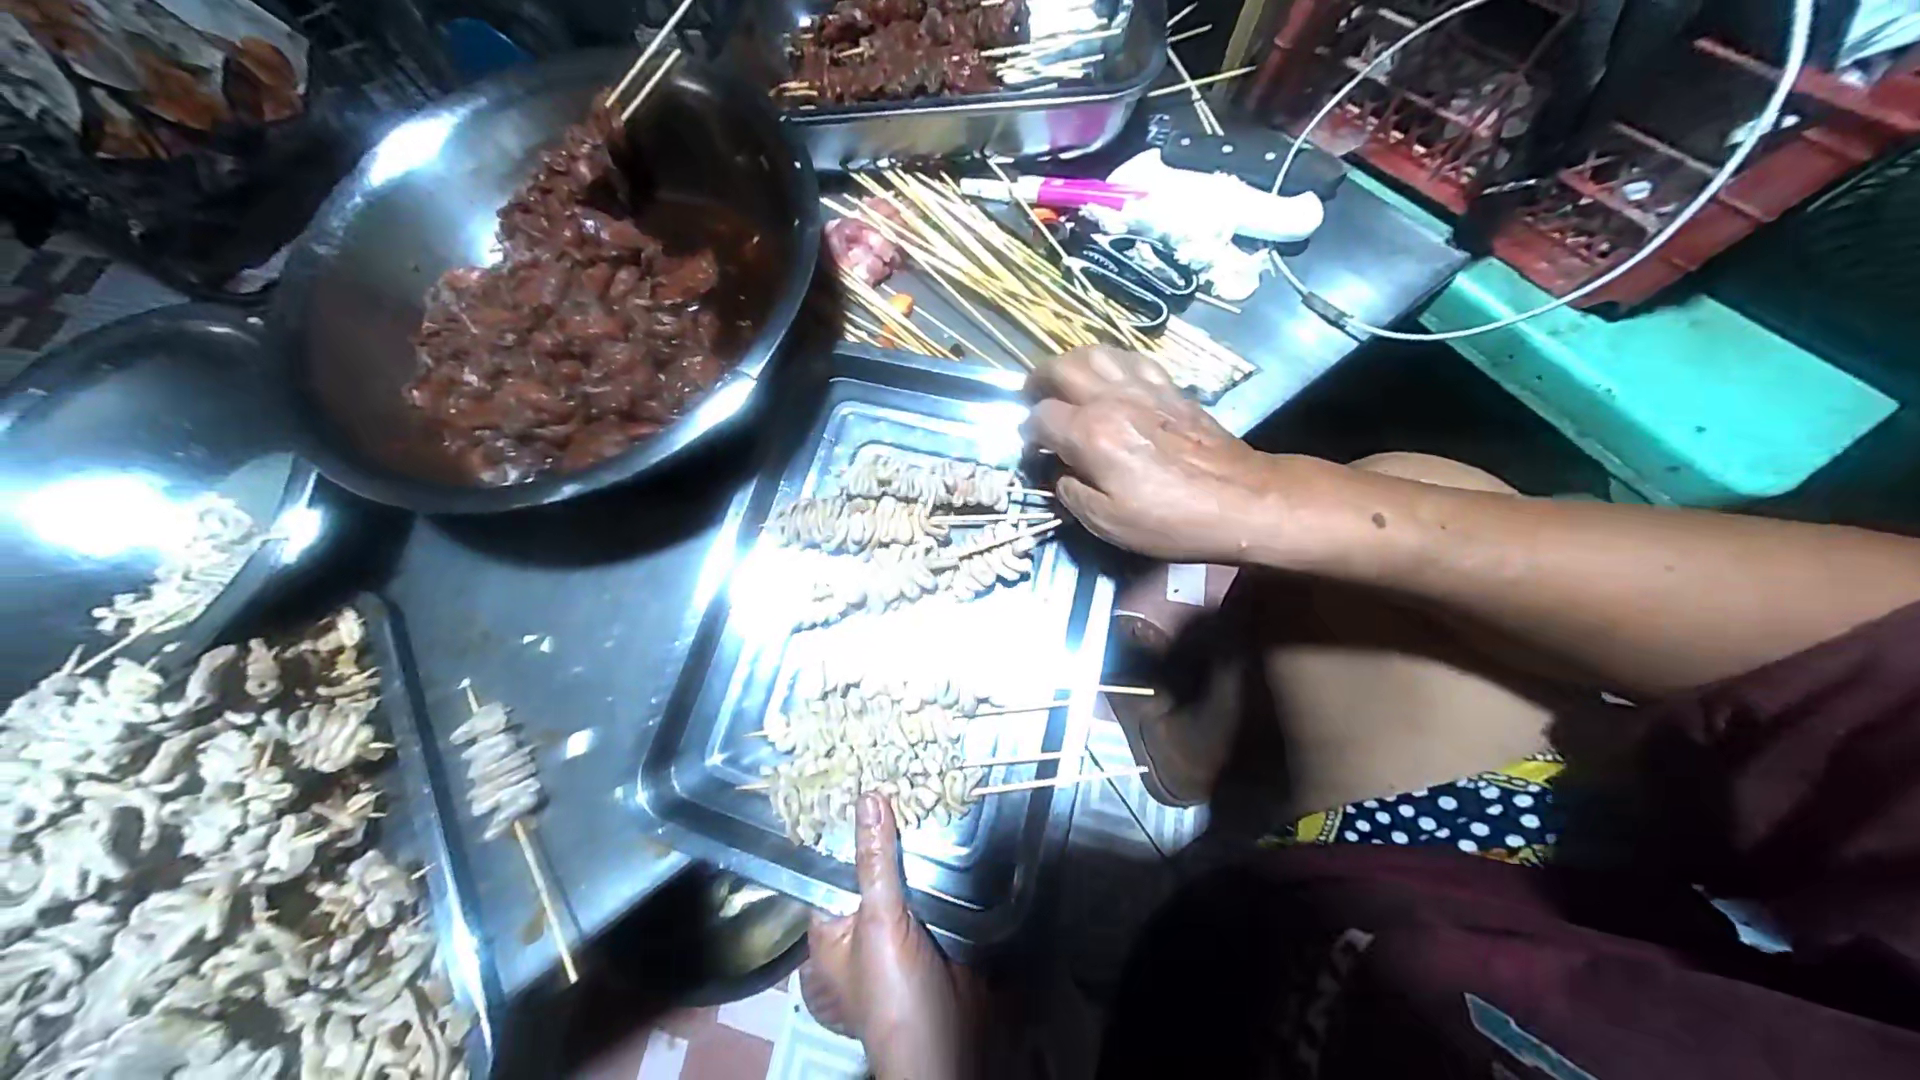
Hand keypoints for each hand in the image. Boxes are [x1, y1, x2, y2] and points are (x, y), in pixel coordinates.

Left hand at [801, 794, 969, 1079]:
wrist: (948, 1043)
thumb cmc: (892, 992)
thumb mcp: (877, 922)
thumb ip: (874, 861)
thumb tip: (868, 797)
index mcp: (830, 922)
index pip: (830, 858)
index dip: (844, 820)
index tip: (859, 774)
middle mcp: (860, 916)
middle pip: (870, 860)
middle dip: (885, 824)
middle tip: (898, 769)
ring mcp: (897, 918)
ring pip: (903, 867)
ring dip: (915, 837)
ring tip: (923, 781)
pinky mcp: (932, 919)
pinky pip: (931, 879)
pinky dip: (938, 856)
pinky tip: (947, 818)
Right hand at [1024, 347, 1327, 563]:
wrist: (1241, 500)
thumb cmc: (1170, 519)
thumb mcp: (1107, 522)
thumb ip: (1070, 493)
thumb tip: (1058, 473)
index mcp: (1091, 434)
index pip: (1040, 417)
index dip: (1029, 434)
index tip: (1034, 451)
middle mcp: (1112, 399)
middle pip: (1061, 368)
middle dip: (1038, 382)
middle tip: (1034, 399)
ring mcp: (1144, 388)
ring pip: (1096, 353)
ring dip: (1072, 364)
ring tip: (1066, 383)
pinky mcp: (1170, 388)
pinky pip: (1132, 359)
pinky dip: (1112, 363)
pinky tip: (1111, 379)